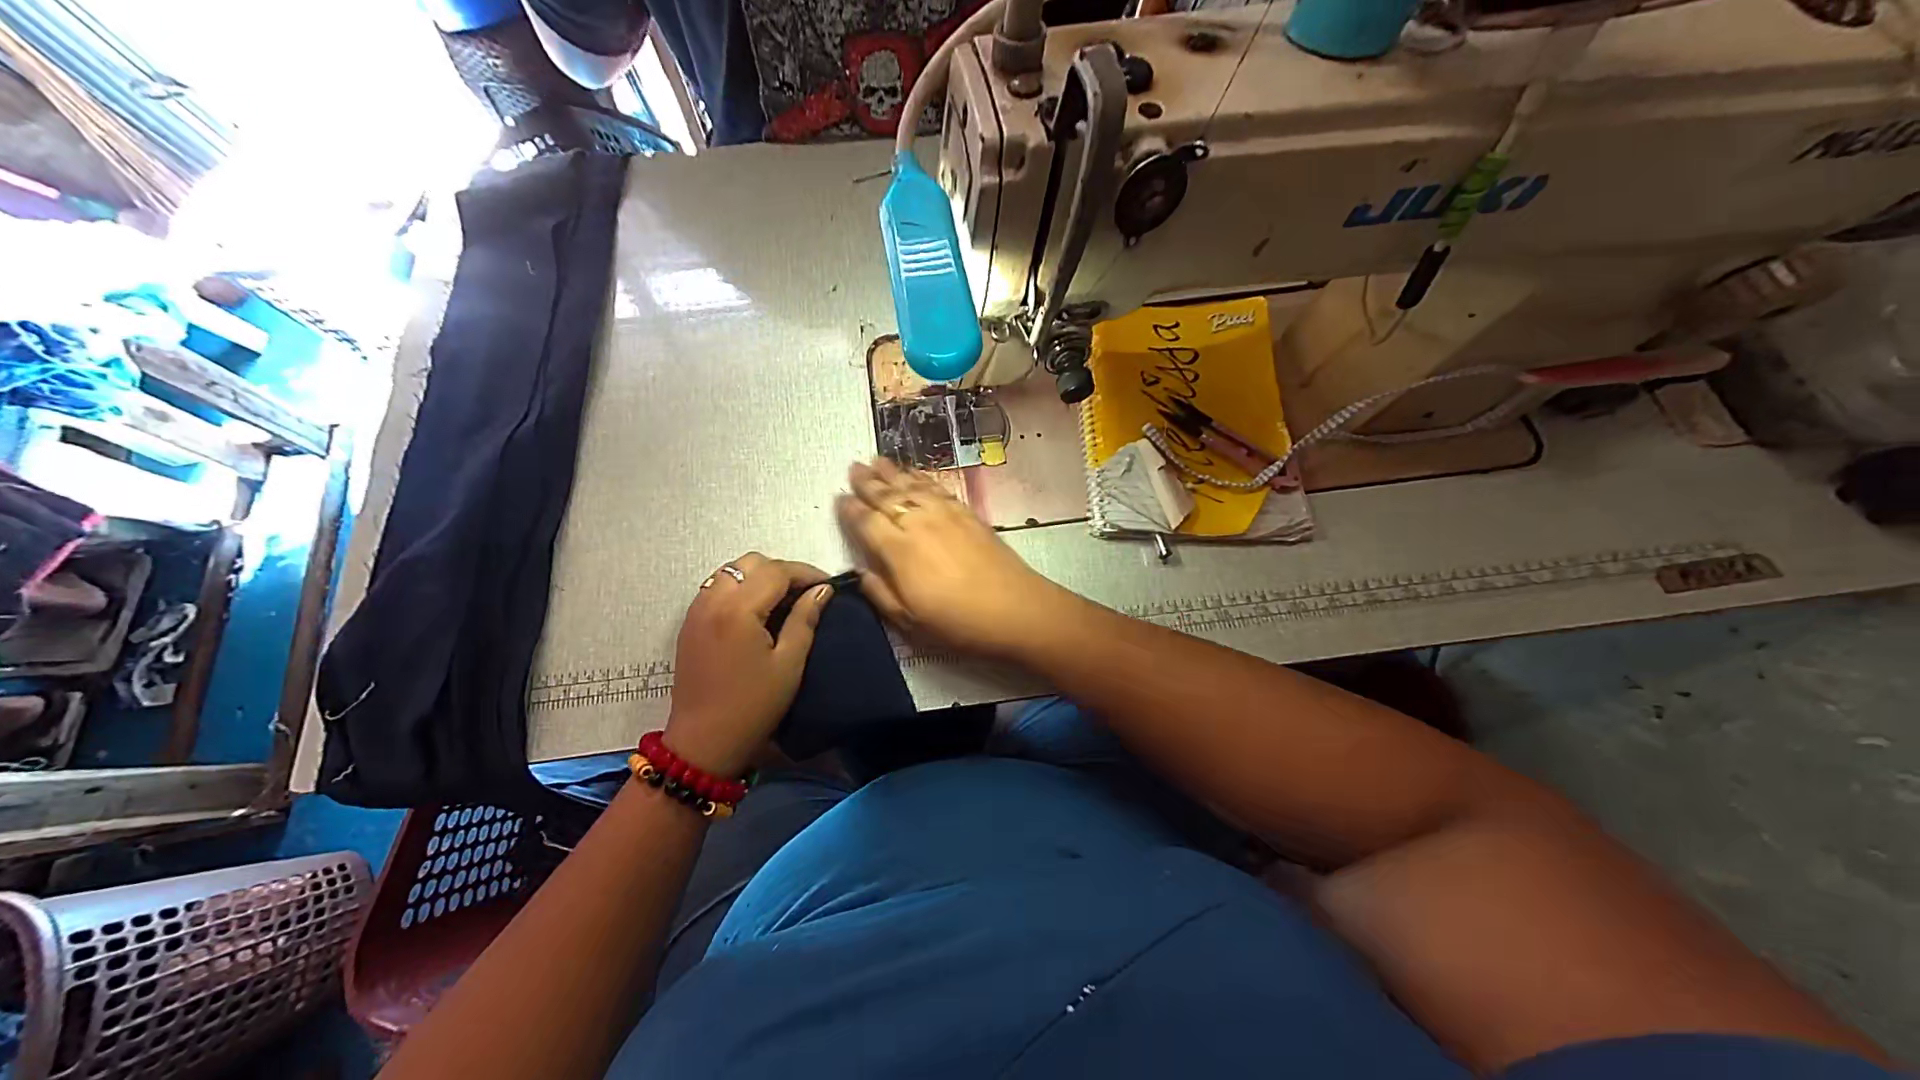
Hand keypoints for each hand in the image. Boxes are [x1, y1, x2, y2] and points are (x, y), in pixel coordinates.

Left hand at [664, 553, 832, 776]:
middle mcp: (712, 600)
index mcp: (738, 609)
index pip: (777, 571)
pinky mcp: (689, 623)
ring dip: (758, 576)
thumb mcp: (789, 664)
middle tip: (805, 594)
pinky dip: (738, 588)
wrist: (704, 742)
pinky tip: (755, 611)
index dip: (806, 573)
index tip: (828, 586)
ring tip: (781, 601)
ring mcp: (696, 611)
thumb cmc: (753, 706)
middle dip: (782, 571)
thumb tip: (822, 590)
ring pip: (730, 571)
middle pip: (751, 563)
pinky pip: (715, 587)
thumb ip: (805, 619)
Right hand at [836, 457, 1081, 658]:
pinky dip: (921, 478)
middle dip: (867, 481)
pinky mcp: (967, 513)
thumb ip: (879, 592)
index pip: (865, 521)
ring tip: (876, 460)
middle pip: (886, 495)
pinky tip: (915, 475)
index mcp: (897, 549)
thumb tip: (861, 570)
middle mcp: (918, 523)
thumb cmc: (957, 623)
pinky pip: (936, 487)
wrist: (1015, 610)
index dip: (850, 509)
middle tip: (853, 467)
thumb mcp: (908, 620)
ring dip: (892, 472)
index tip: (839, 498)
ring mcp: (945, 514)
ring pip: (911, 485)